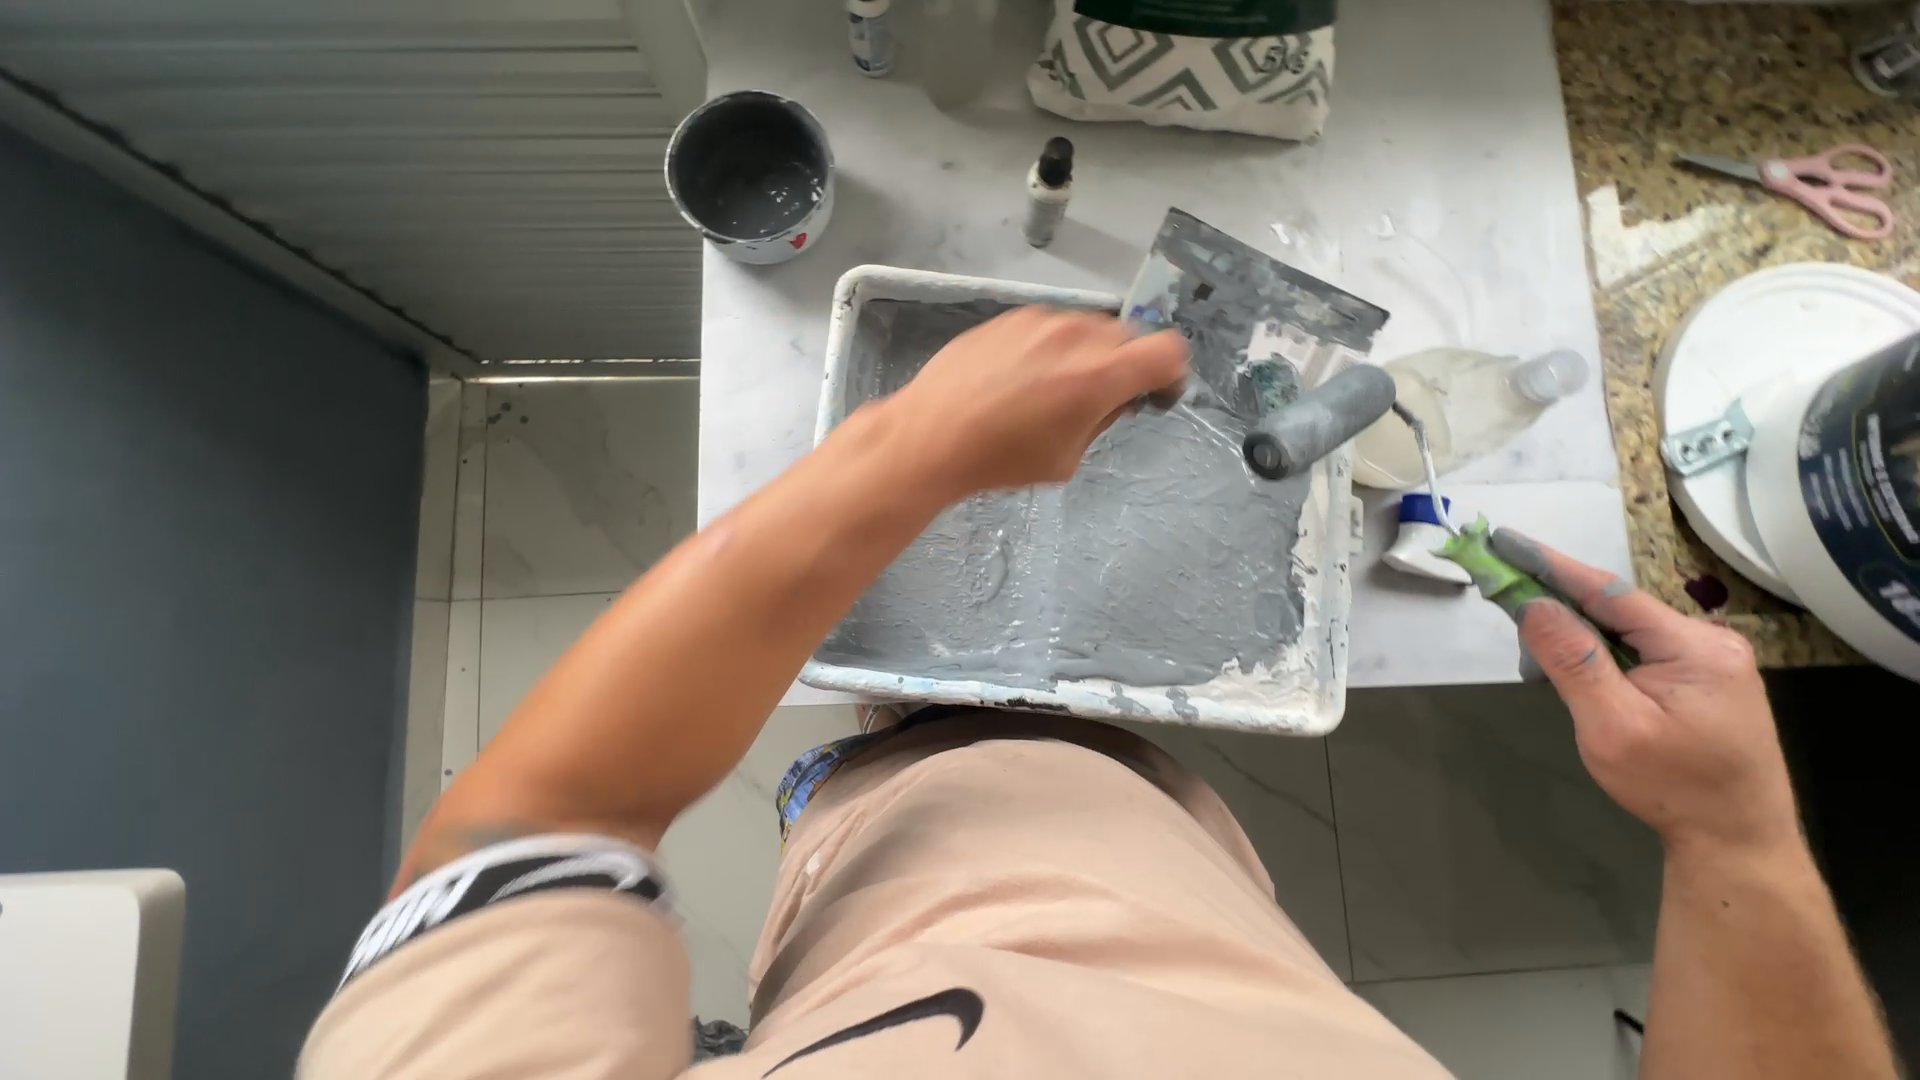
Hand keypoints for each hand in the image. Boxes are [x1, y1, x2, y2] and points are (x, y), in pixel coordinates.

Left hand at [882, 307, 1188, 496]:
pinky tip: (1022, 376)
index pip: (1169, 351)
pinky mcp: (1010, 317)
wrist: (931, 435)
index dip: (1170, 373)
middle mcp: (1076, 336)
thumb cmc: (1000, 459)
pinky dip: (1052, 345)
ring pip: (1088, 327)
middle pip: (1130, 335)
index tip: (1154, 393)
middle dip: (1127, 364)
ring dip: (1088, 352)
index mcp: (1099, 376)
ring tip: (1054, 387)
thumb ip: (1102, 421)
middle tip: (1101, 397)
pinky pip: (1050, 325)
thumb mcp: (1066, 458)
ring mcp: (1040, 320)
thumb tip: (1116, 400)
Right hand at [1491, 529, 1801, 858]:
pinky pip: (1630, 649)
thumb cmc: (1671, 786)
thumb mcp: (1611, 724)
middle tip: (1499, 597)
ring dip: (1570, 636)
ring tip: (1535, 664)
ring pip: (1618, 630)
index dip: (1549, 564)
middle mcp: (1706, 642)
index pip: (1607, 591)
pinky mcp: (1697, 679)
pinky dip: (1591, 653)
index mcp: (1693, 647)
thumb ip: (1572, 660)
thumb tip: (1532, 604)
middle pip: (1611, 608)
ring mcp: (1705, 660)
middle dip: (1552, 604)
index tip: (1502, 540)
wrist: (1735, 841)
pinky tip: (1571, 673)